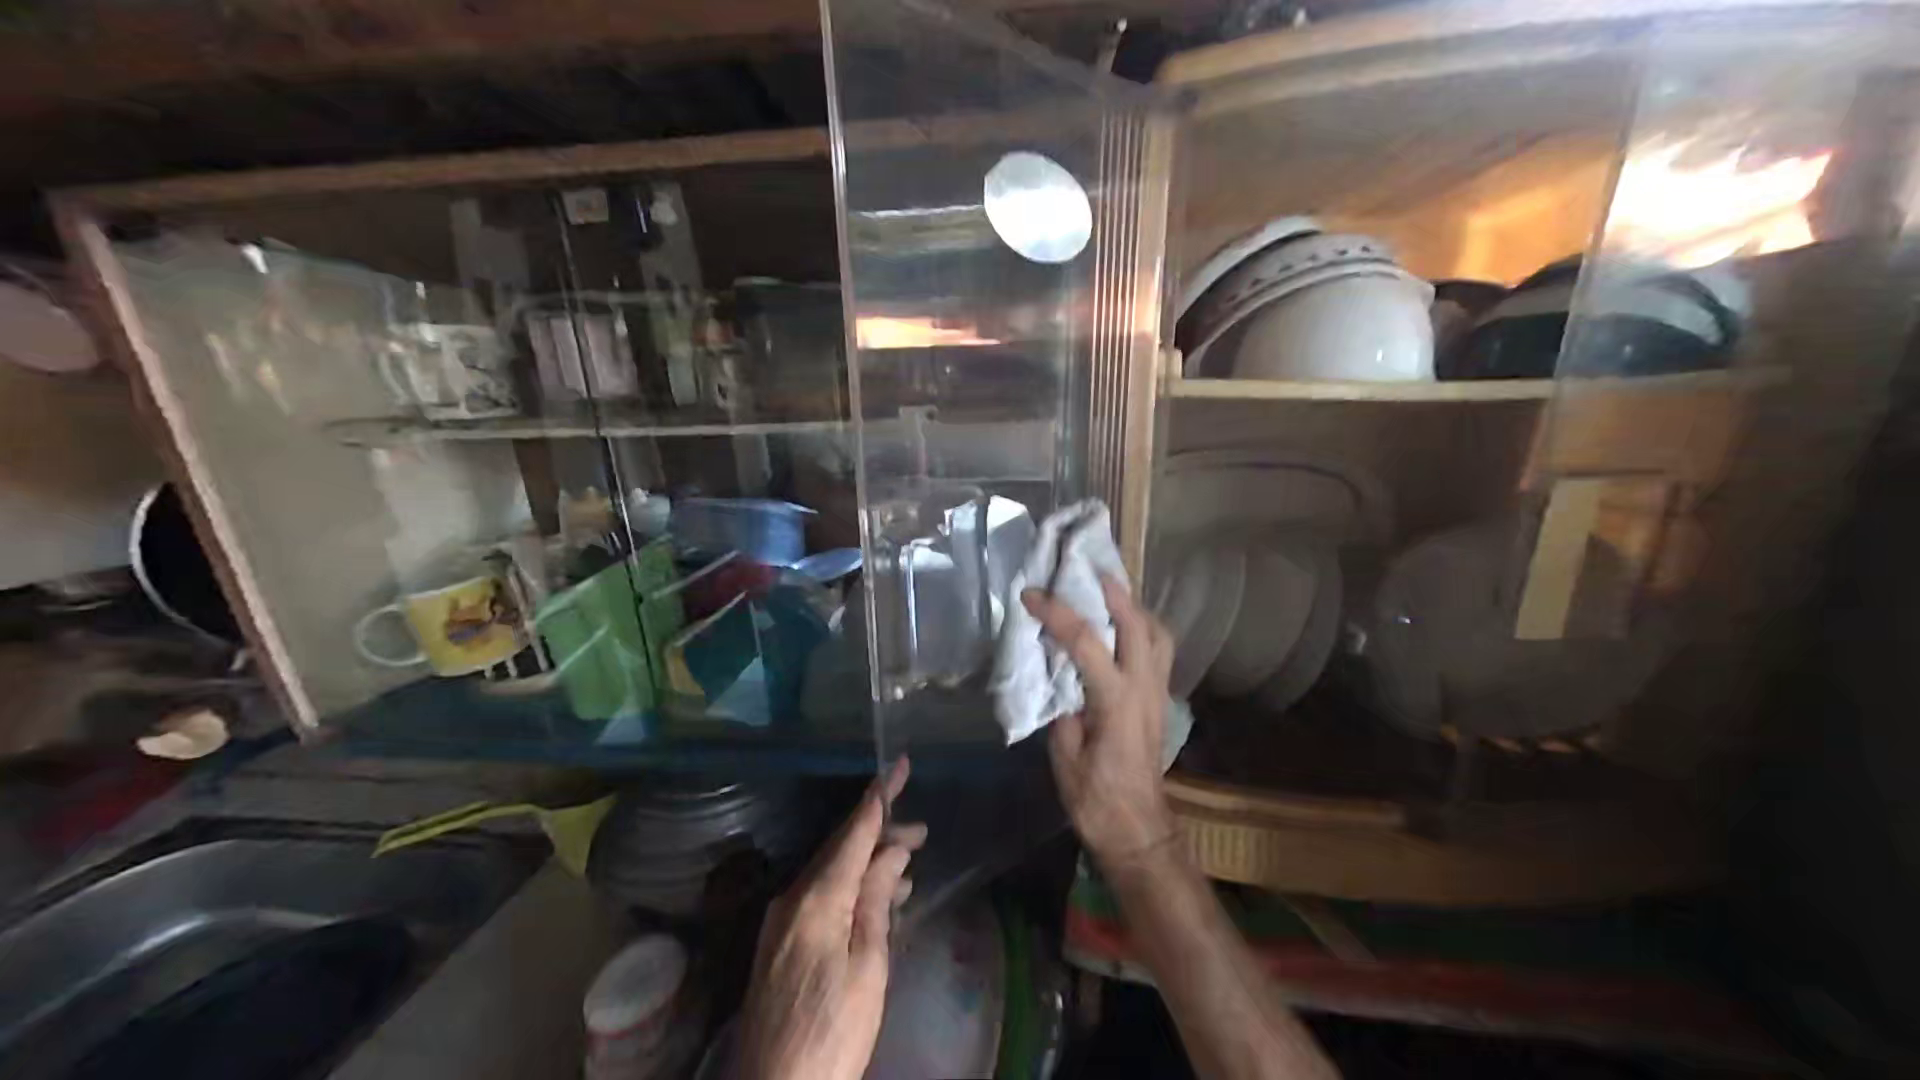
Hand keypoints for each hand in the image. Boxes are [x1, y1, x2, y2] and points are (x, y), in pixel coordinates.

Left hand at [734, 758, 924, 1079]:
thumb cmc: (833, 1033)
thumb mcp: (868, 966)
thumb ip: (877, 901)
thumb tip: (892, 853)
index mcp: (816, 898)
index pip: (854, 832)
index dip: (880, 796)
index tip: (900, 763)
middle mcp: (792, 897)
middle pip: (841, 849)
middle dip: (880, 834)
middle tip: (921, 833)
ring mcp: (781, 919)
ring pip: (831, 871)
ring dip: (868, 863)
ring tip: (907, 863)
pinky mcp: (779, 940)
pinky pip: (820, 894)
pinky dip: (851, 887)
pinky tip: (876, 897)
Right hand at [1022, 575, 1177, 872]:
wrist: (1138, 831)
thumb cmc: (1095, 799)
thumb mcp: (1064, 755)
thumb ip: (1061, 708)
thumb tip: (1056, 677)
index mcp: (1116, 701)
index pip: (1085, 642)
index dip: (1056, 613)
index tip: (1030, 595)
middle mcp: (1144, 688)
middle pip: (1136, 624)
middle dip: (1113, 591)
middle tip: (1088, 569)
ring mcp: (1158, 693)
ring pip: (1157, 634)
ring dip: (1134, 607)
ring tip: (1109, 593)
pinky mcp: (1161, 701)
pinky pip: (1158, 651)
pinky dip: (1143, 629)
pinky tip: (1122, 630)